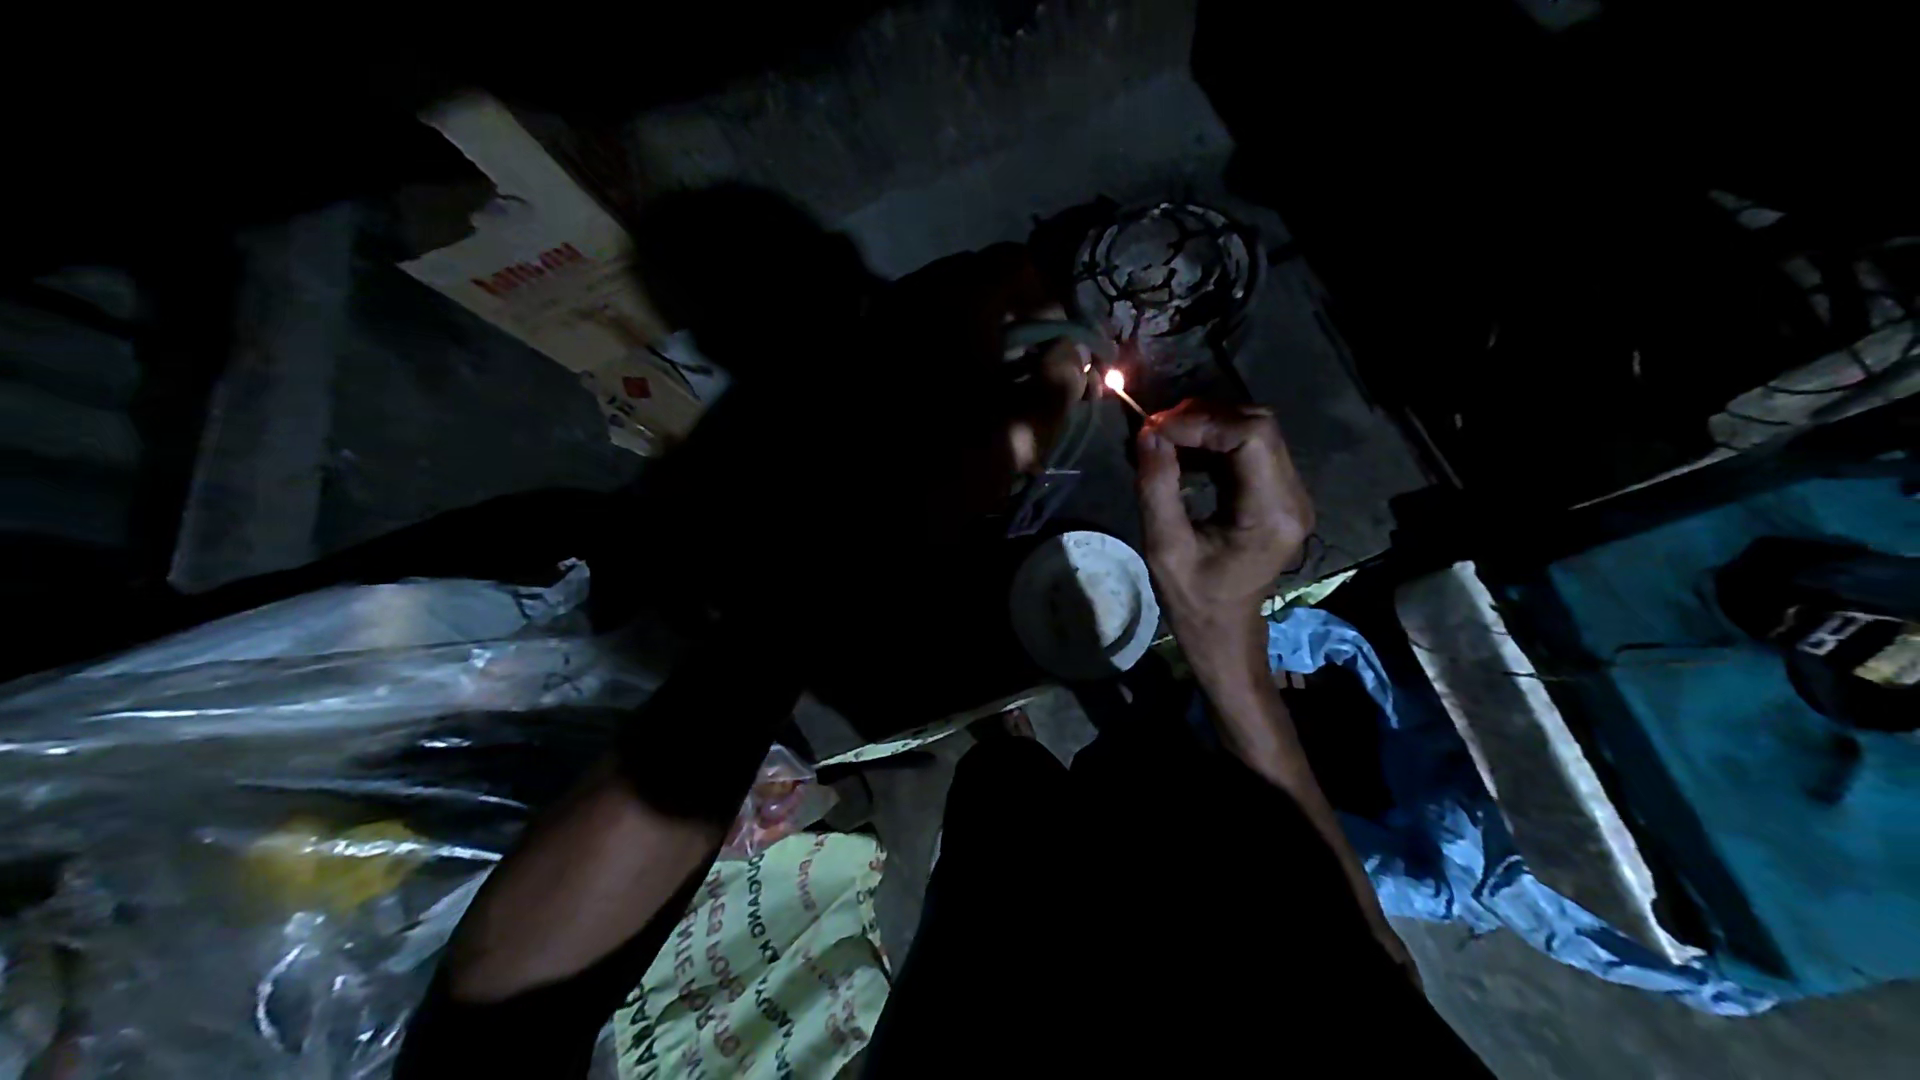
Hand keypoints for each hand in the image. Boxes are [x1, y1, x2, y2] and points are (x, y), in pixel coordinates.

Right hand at [1135, 400, 1313, 656]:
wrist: (1224, 631)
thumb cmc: (1193, 599)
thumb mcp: (1164, 547)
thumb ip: (1157, 486)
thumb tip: (1148, 432)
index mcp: (1271, 514)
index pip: (1251, 437)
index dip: (1202, 422)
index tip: (1155, 430)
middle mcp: (1294, 497)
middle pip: (1258, 426)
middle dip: (1204, 418)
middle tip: (1156, 430)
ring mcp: (1292, 495)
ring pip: (1257, 432)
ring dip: (1209, 426)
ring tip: (1166, 439)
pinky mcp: (1281, 495)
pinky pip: (1253, 449)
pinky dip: (1216, 442)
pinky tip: (1185, 453)